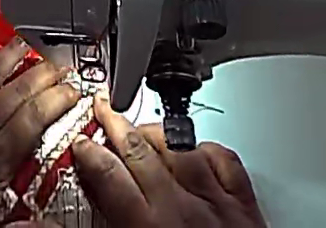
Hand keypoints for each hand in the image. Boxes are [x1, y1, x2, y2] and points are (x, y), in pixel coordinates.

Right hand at [71, 97, 265, 226]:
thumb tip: (84, 218)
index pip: (108, 174)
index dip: (88, 152)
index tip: (79, 143)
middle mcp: (181, 210)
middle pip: (138, 148)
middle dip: (113, 122)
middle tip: (101, 109)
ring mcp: (215, 203)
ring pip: (177, 144)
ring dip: (153, 131)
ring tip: (140, 125)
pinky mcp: (246, 207)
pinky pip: (222, 159)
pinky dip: (204, 148)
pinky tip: (192, 147)